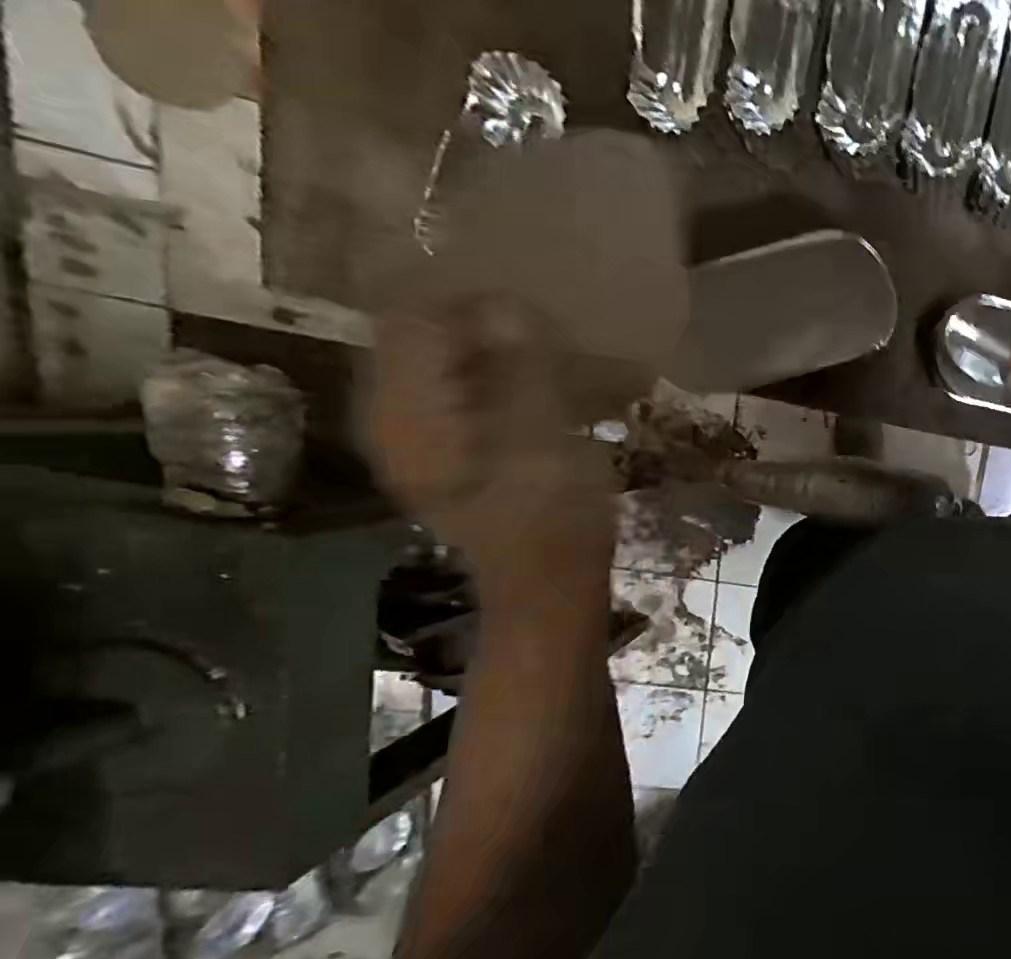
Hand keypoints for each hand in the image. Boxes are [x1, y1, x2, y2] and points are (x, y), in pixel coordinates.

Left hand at [360, 296, 613, 605]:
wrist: (548, 593)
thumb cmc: (551, 525)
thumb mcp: (544, 444)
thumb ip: (523, 373)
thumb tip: (509, 307)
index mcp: (409, 414)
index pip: (414, 321)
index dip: (471, 302)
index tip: (540, 307)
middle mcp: (404, 419)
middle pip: (440, 345)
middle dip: (507, 332)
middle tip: (572, 337)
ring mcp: (433, 440)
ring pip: (471, 374)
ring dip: (531, 364)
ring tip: (596, 369)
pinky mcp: (463, 456)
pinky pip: (488, 404)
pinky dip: (532, 393)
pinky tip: (585, 400)